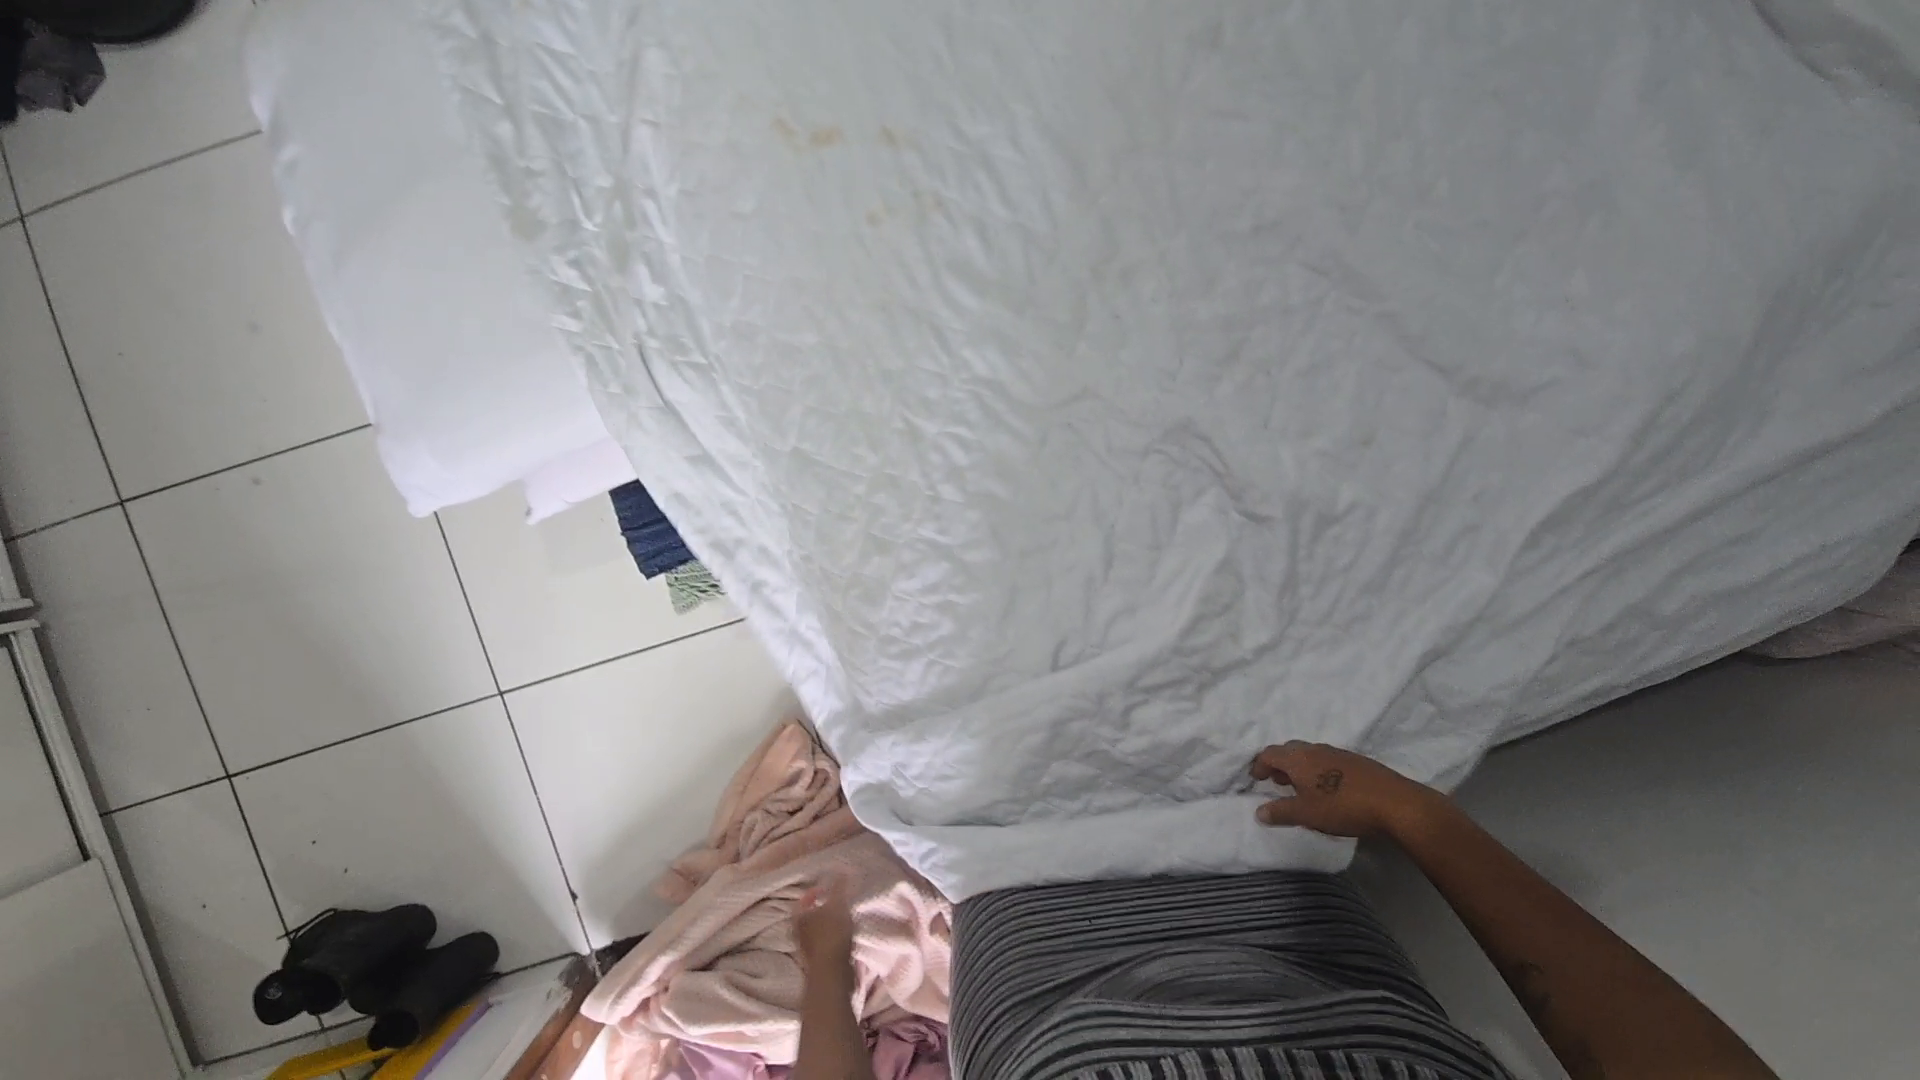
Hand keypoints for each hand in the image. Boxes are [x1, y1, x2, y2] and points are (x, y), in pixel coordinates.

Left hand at [792, 876, 855, 976]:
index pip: (803, 899)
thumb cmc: (831, 937)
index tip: (827, 885)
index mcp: (799, 918)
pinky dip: (835, 936)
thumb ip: (839, 887)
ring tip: (845, 915)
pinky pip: (827, 942)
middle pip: (810, 915)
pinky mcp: (820, 962)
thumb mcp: (837, 906)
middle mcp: (799, 934)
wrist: (832, 976)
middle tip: (837, 899)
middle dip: (823, 906)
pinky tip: (847, 934)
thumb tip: (842, 868)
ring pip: (818, 930)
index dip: (814, 890)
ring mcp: (809, 950)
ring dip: (830, 922)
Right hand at [1248, 741, 1445, 839]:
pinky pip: (1328, 759)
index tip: (1256, 778)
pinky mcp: (1357, 761)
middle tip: (1277, 782)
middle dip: (1279, 763)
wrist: (1395, 803)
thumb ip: (1280, 812)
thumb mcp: (1306, 814)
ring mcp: (1338, 752)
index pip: (1270, 753)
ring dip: (1300, 766)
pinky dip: (1319, 769)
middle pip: (1289, 749)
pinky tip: (1328, 788)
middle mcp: (1315, 749)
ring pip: (1310, 753)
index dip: (1259, 764)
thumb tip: (1258, 812)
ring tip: (1301, 787)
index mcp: (1298, 758)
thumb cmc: (1343, 807)